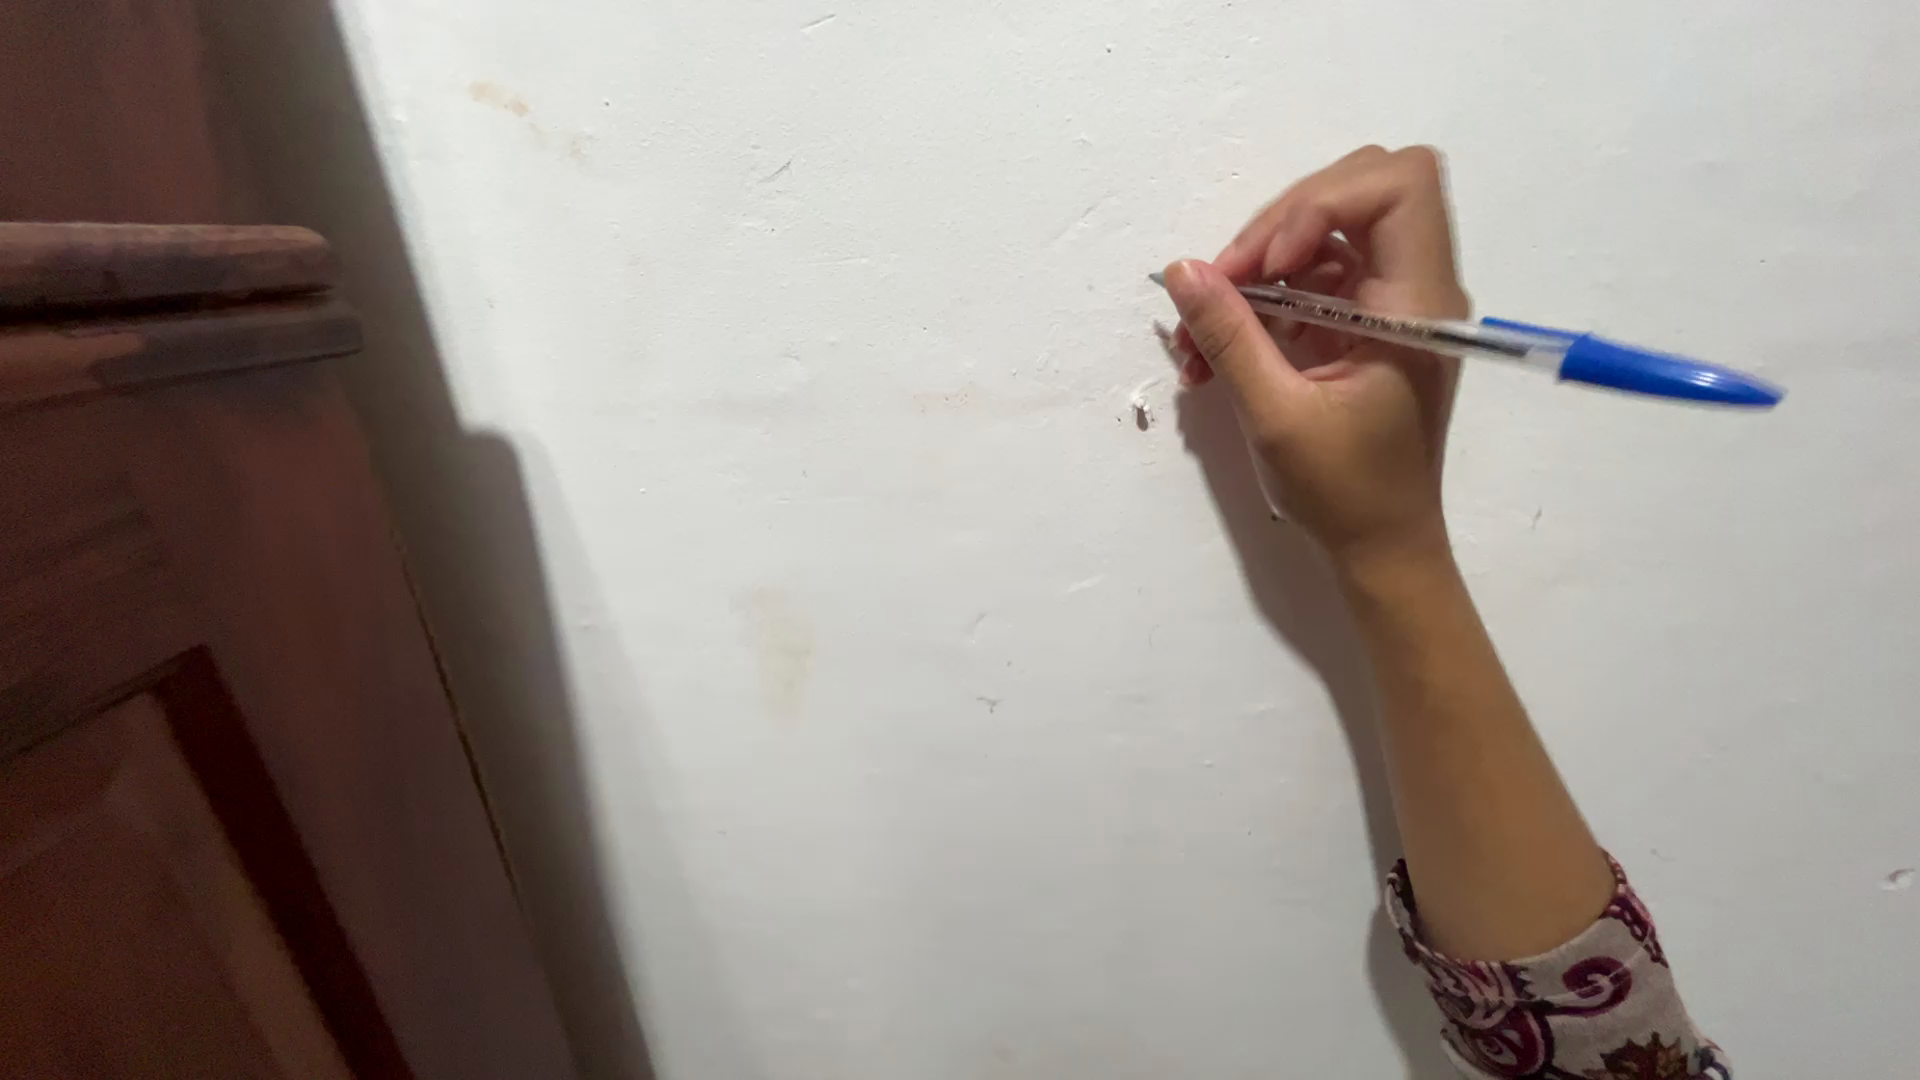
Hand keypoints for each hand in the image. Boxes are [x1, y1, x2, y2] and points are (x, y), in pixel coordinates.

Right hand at [1163, 146, 1469, 564]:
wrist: (1378, 543)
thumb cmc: (1344, 490)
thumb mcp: (1276, 414)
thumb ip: (1229, 337)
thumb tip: (1182, 271)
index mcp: (1415, 302)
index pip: (1397, 184)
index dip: (1321, 203)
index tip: (1269, 268)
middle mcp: (1409, 289)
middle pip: (1351, 196)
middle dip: (1271, 233)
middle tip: (1220, 289)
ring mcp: (1382, 307)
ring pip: (1318, 239)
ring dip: (1252, 277)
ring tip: (1197, 337)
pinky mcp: (1356, 329)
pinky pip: (1304, 286)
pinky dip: (1257, 308)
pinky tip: (1214, 354)